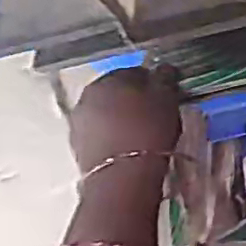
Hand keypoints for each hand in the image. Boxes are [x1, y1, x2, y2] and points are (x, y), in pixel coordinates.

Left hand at [68, 64, 182, 172]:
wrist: (123, 176)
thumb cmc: (149, 130)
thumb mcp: (167, 99)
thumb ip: (165, 79)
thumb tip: (162, 68)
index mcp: (110, 78)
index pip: (136, 72)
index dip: (153, 82)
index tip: (165, 95)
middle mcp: (88, 95)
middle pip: (117, 92)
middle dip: (133, 99)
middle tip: (153, 113)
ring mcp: (79, 121)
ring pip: (107, 113)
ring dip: (121, 118)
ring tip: (141, 132)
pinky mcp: (77, 146)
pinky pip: (101, 133)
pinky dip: (113, 135)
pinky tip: (129, 146)